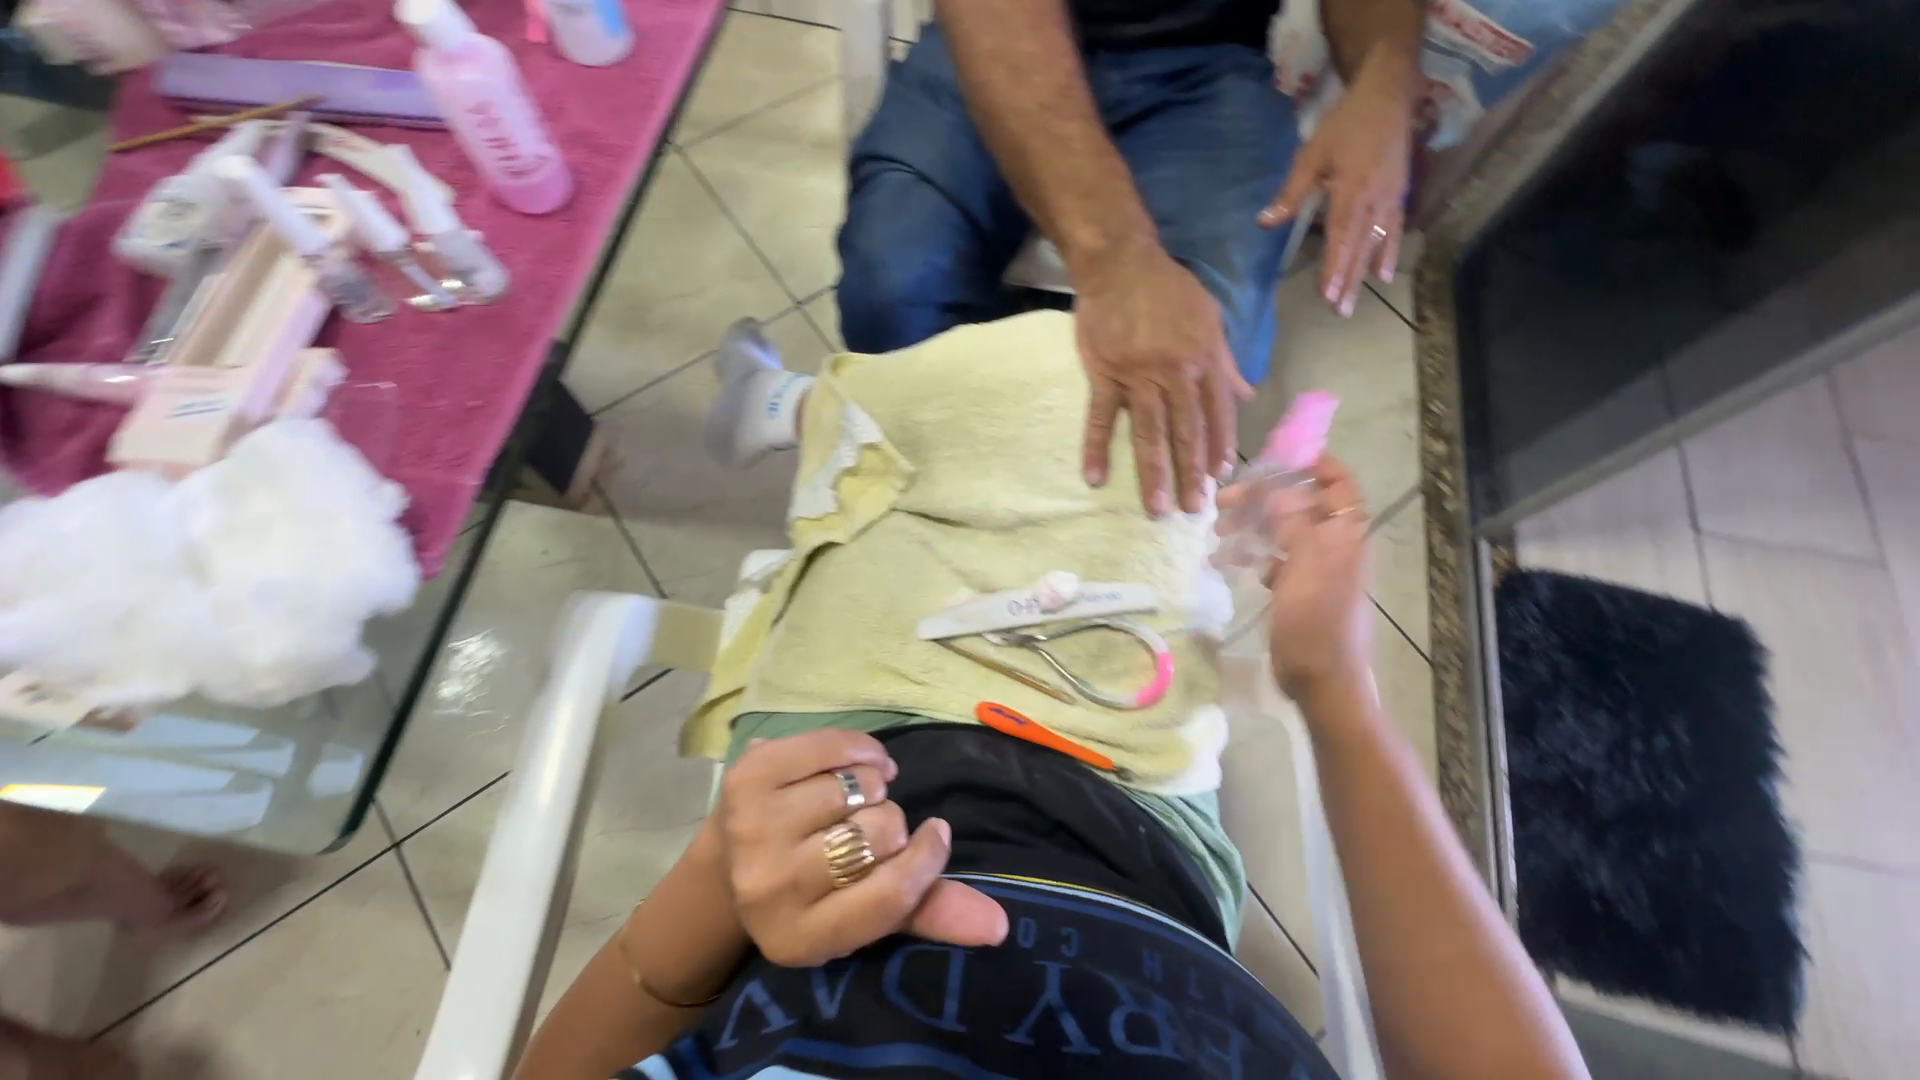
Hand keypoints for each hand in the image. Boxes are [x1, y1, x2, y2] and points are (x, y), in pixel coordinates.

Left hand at [716, 731, 1007, 967]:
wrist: (727, 865)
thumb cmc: (813, 889)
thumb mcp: (867, 912)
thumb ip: (931, 913)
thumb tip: (999, 925)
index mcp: (802, 939)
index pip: (890, 895)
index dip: (927, 858)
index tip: (936, 834)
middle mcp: (769, 888)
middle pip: (878, 833)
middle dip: (890, 821)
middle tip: (871, 825)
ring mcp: (752, 829)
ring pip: (858, 787)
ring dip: (872, 784)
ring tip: (857, 797)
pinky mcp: (746, 777)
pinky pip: (831, 746)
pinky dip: (857, 747)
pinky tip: (856, 760)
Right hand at [1075, 241, 1251, 515]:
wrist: (1120, 263)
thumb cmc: (1168, 289)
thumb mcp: (1209, 318)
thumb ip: (1225, 361)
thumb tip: (1246, 395)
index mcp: (1204, 359)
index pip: (1217, 413)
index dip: (1218, 447)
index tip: (1218, 478)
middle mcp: (1175, 373)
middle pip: (1186, 431)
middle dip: (1190, 473)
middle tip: (1192, 508)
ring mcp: (1137, 376)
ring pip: (1148, 432)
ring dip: (1153, 472)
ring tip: (1155, 507)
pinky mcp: (1104, 374)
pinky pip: (1100, 417)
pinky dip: (1096, 447)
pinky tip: (1095, 477)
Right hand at [1219, 455, 1372, 698]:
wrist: (1322, 680)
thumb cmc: (1315, 621)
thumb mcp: (1306, 564)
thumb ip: (1294, 521)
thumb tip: (1279, 489)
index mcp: (1344, 534)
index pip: (1339, 484)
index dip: (1316, 464)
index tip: (1277, 456)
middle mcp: (1333, 545)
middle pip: (1299, 504)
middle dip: (1263, 497)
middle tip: (1223, 501)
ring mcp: (1315, 568)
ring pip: (1281, 532)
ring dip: (1250, 526)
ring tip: (1216, 533)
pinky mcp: (1297, 591)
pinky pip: (1273, 561)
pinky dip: (1250, 556)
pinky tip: (1225, 561)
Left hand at [1261, 57, 1416, 316]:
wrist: (1388, 96)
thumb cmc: (1344, 125)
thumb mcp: (1311, 155)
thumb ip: (1290, 194)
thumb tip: (1264, 222)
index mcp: (1348, 194)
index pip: (1339, 240)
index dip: (1332, 268)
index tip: (1326, 293)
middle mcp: (1372, 202)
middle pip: (1357, 249)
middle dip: (1347, 281)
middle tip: (1339, 311)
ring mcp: (1388, 199)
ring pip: (1374, 245)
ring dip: (1362, 275)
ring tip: (1353, 303)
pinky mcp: (1398, 194)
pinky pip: (1394, 229)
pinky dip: (1389, 252)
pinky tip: (1384, 274)